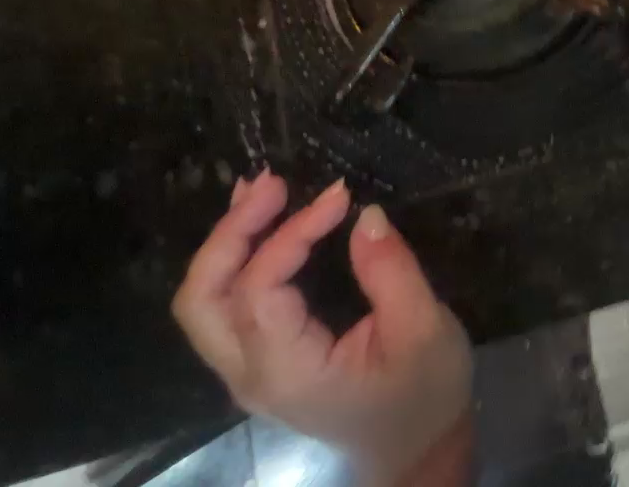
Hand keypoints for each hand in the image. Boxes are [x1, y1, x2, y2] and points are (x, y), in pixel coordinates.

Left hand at [172, 172, 473, 485]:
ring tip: (261, 192)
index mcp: (287, 369)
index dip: (290, 235)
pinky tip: (264, 227)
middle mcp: (249, 373)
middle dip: (230, 234)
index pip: (259, 290)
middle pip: (203, 299)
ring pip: (204, 303)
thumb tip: (365, 214)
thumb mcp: (423, 327)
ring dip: (227, 244)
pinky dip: (237, 261)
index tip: (341, 195)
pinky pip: (228, 307)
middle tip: (273, 182)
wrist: (417, 446)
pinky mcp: (262, 361)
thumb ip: (390, 272)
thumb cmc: (425, 390)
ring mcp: (248, 370)